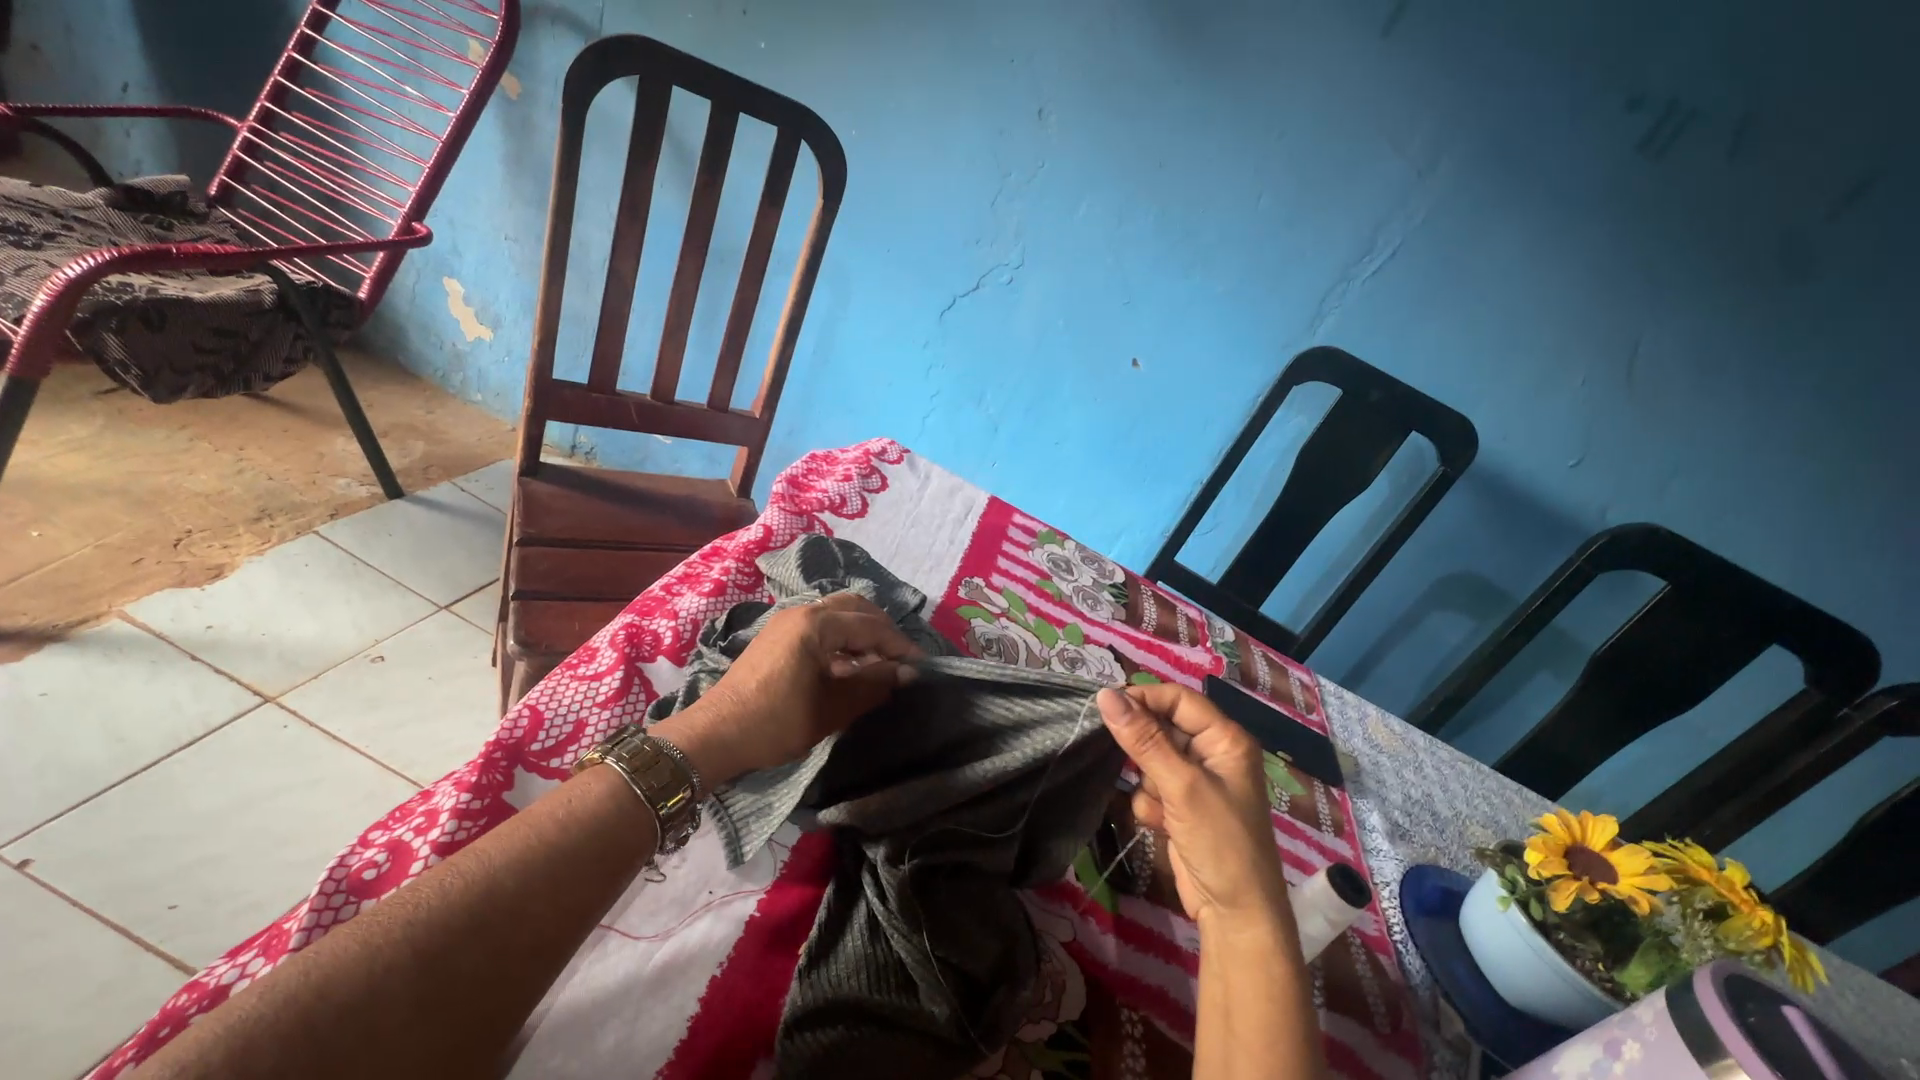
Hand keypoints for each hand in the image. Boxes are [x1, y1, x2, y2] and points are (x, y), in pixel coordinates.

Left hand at [651, 592, 921, 788]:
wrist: (716, 735)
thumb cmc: (776, 722)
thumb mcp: (832, 708)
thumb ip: (873, 685)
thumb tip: (907, 673)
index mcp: (816, 625)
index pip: (872, 626)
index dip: (900, 645)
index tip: (922, 665)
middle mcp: (802, 612)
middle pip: (855, 607)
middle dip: (882, 630)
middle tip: (901, 659)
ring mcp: (786, 622)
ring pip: (836, 614)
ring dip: (862, 633)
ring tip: (879, 665)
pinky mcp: (777, 636)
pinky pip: (820, 626)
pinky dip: (842, 639)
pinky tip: (850, 667)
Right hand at [1097, 684, 1289, 931]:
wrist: (1235, 913)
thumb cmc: (1220, 843)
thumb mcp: (1181, 787)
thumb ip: (1143, 740)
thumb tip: (1105, 695)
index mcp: (1227, 740)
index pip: (1179, 700)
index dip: (1143, 698)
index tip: (1105, 707)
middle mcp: (1214, 754)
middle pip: (1163, 728)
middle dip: (1143, 748)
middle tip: (1122, 760)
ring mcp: (1198, 783)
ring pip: (1151, 760)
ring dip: (1146, 782)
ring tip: (1160, 808)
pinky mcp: (1182, 808)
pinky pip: (1151, 789)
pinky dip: (1149, 804)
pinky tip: (1161, 826)